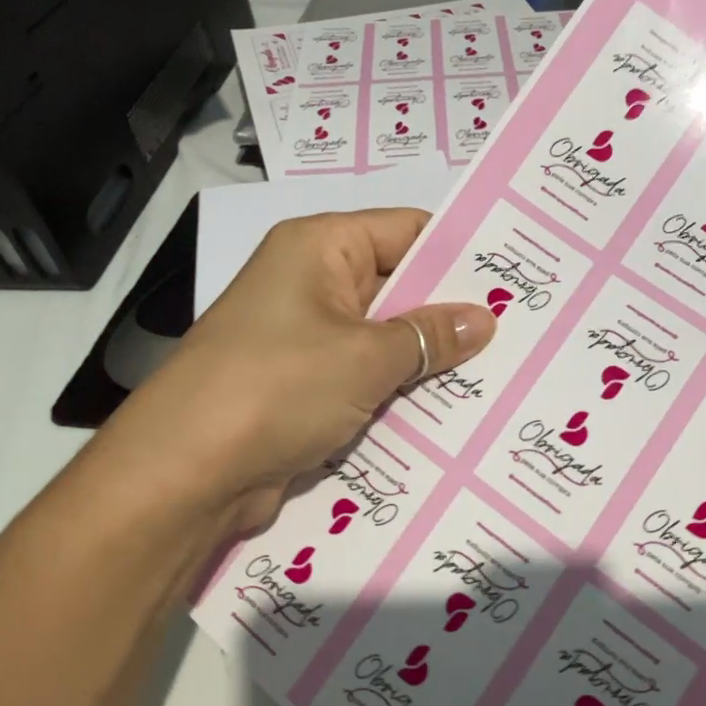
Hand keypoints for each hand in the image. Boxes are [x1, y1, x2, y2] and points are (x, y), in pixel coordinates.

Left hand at [91, 208, 495, 534]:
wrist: (183, 475)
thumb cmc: (276, 388)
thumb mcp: (367, 357)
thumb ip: (431, 335)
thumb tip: (484, 319)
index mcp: (319, 247)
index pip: (406, 230)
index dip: (460, 251)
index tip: (515, 274)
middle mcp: (311, 282)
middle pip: (398, 284)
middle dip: (451, 310)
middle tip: (522, 328)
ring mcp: (305, 337)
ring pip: (385, 337)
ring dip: (429, 358)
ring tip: (504, 370)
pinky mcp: (303, 387)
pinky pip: (366, 377)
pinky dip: (400, 391)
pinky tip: (454, 409)